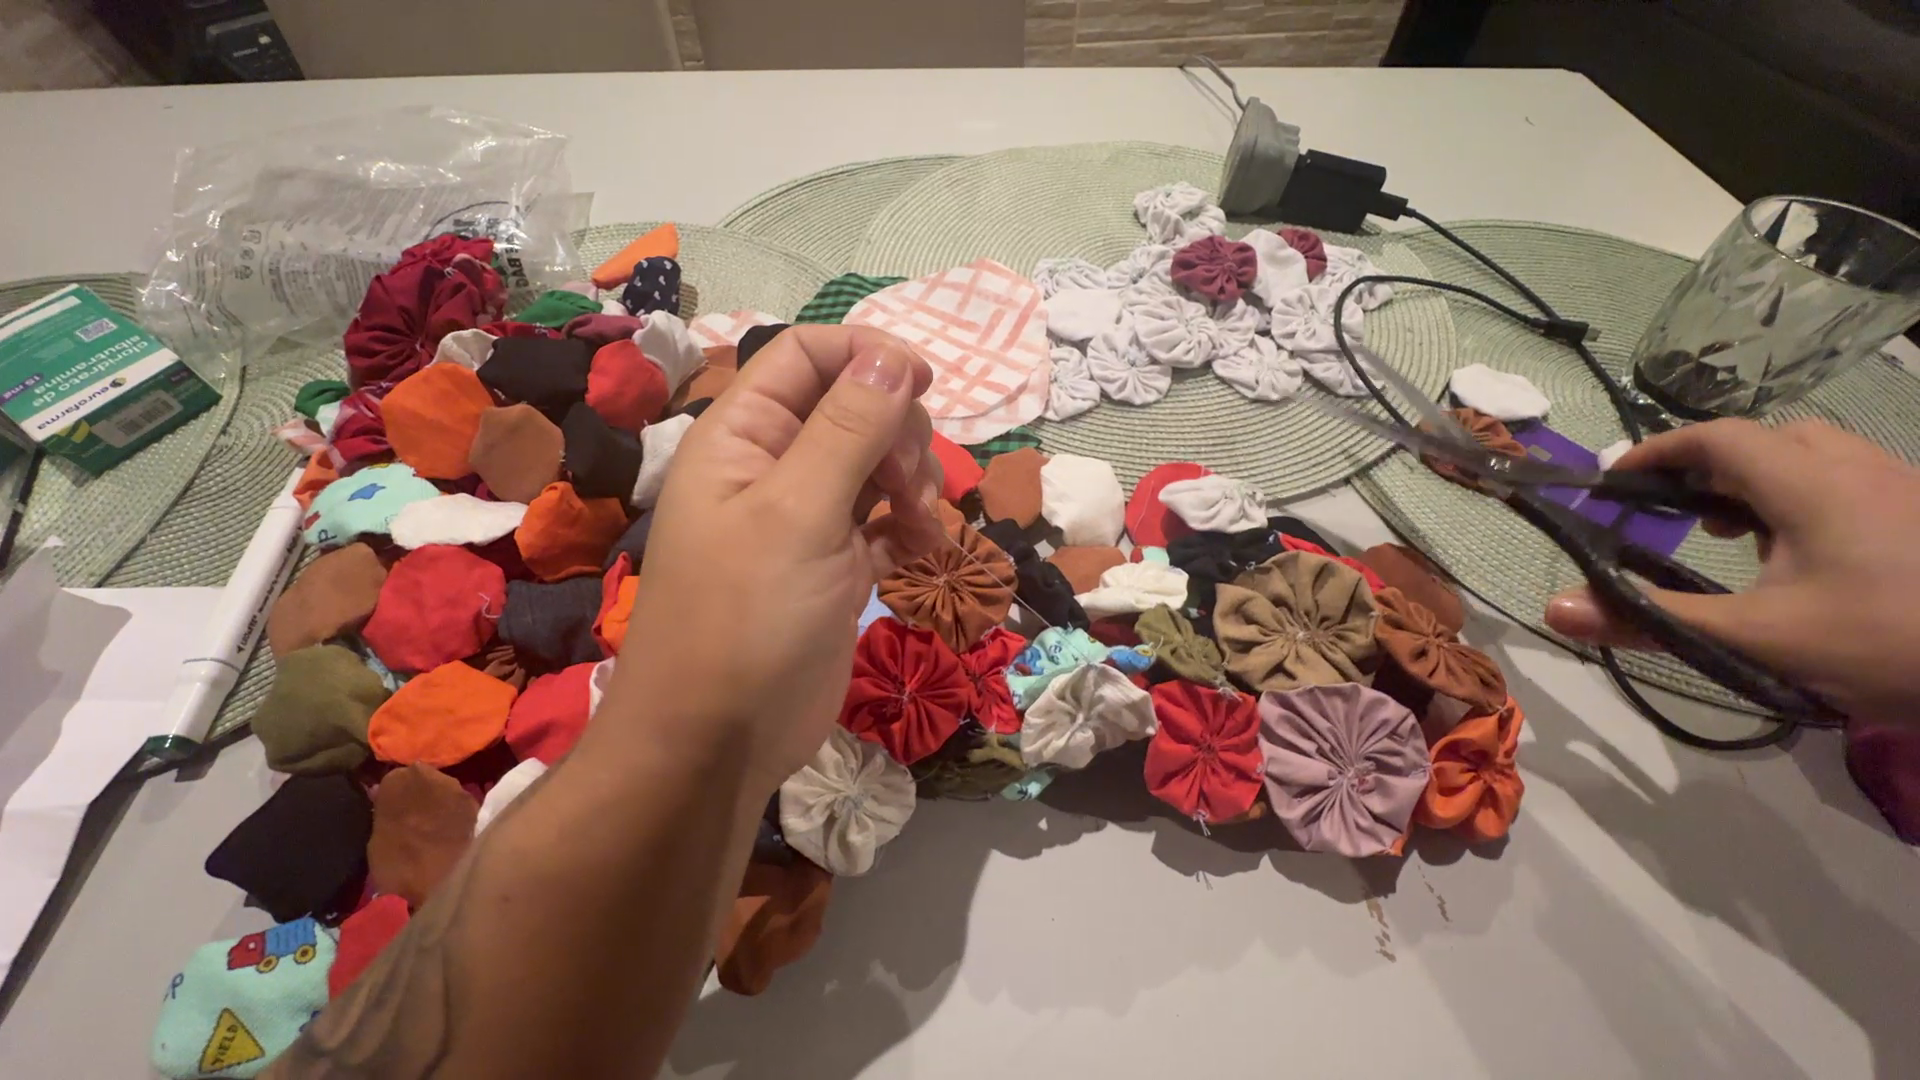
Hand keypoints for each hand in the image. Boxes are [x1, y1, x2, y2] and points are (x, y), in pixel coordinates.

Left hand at [596, 326, 945, 798]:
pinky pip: (884, 521)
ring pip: (876, 464)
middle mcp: (773, 466)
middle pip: (854, 407)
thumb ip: (848, 429)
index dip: (867, 356)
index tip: (924, 385)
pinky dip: (909, 528)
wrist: (720, 739)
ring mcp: (806, 518)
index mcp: (744, 434)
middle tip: (909, 483)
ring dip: (911, 482)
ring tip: (919, 524)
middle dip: (897, 432)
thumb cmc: (746, 616)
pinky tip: (921, 552)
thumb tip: (895, 358)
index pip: (806, 355)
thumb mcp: (797, 512)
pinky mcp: (834, 565)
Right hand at [1545, 418, 1919, 721]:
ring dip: (1757, 478)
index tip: (1613, 481)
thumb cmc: (1889, 645)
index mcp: (1813, 488)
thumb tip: (1552, 610)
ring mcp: (1905, 493)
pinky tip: (1797, 552)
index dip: (1657, 450)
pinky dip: (1801, 497)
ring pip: (1817, 456)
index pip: (1718, 438)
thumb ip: (1650, 619)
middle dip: (1707, 462)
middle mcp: (1862, 473)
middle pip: (1769, 438)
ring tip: (1728, 530)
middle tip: (1670, 506)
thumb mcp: (1755, 640)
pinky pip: (1851, 482)